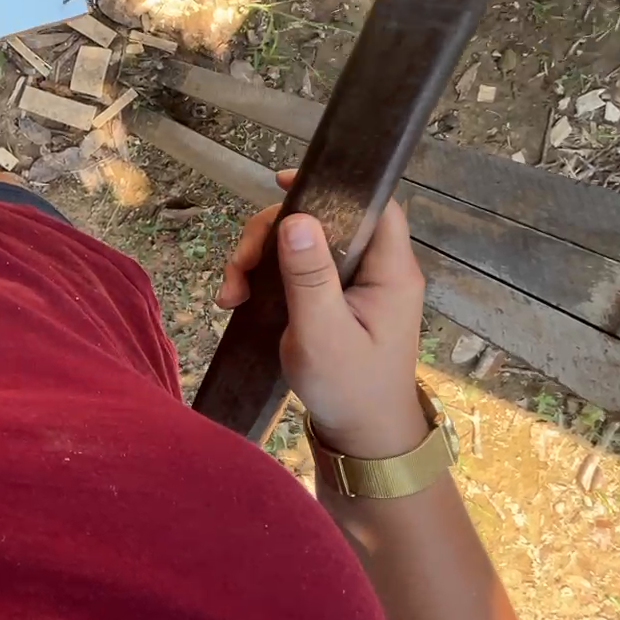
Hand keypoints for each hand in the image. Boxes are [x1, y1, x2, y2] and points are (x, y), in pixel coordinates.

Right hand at [216, 171, 428, 458]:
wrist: (358, 435)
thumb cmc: (348, 387)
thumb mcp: (323, 332)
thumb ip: (309, 276)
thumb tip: (296, 220)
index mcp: (388, 272)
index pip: (372, 206)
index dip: (332, 186)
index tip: (282, 184)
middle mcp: (371, 270)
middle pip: (318, 222)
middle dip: (269, 235)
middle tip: (239, 266)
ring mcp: (348, 284)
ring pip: (295, 244)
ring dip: (255, 260)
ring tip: (231, 294)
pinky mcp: (326, 297)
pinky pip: (287, 269)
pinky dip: (257, 278)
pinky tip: (236, 300)